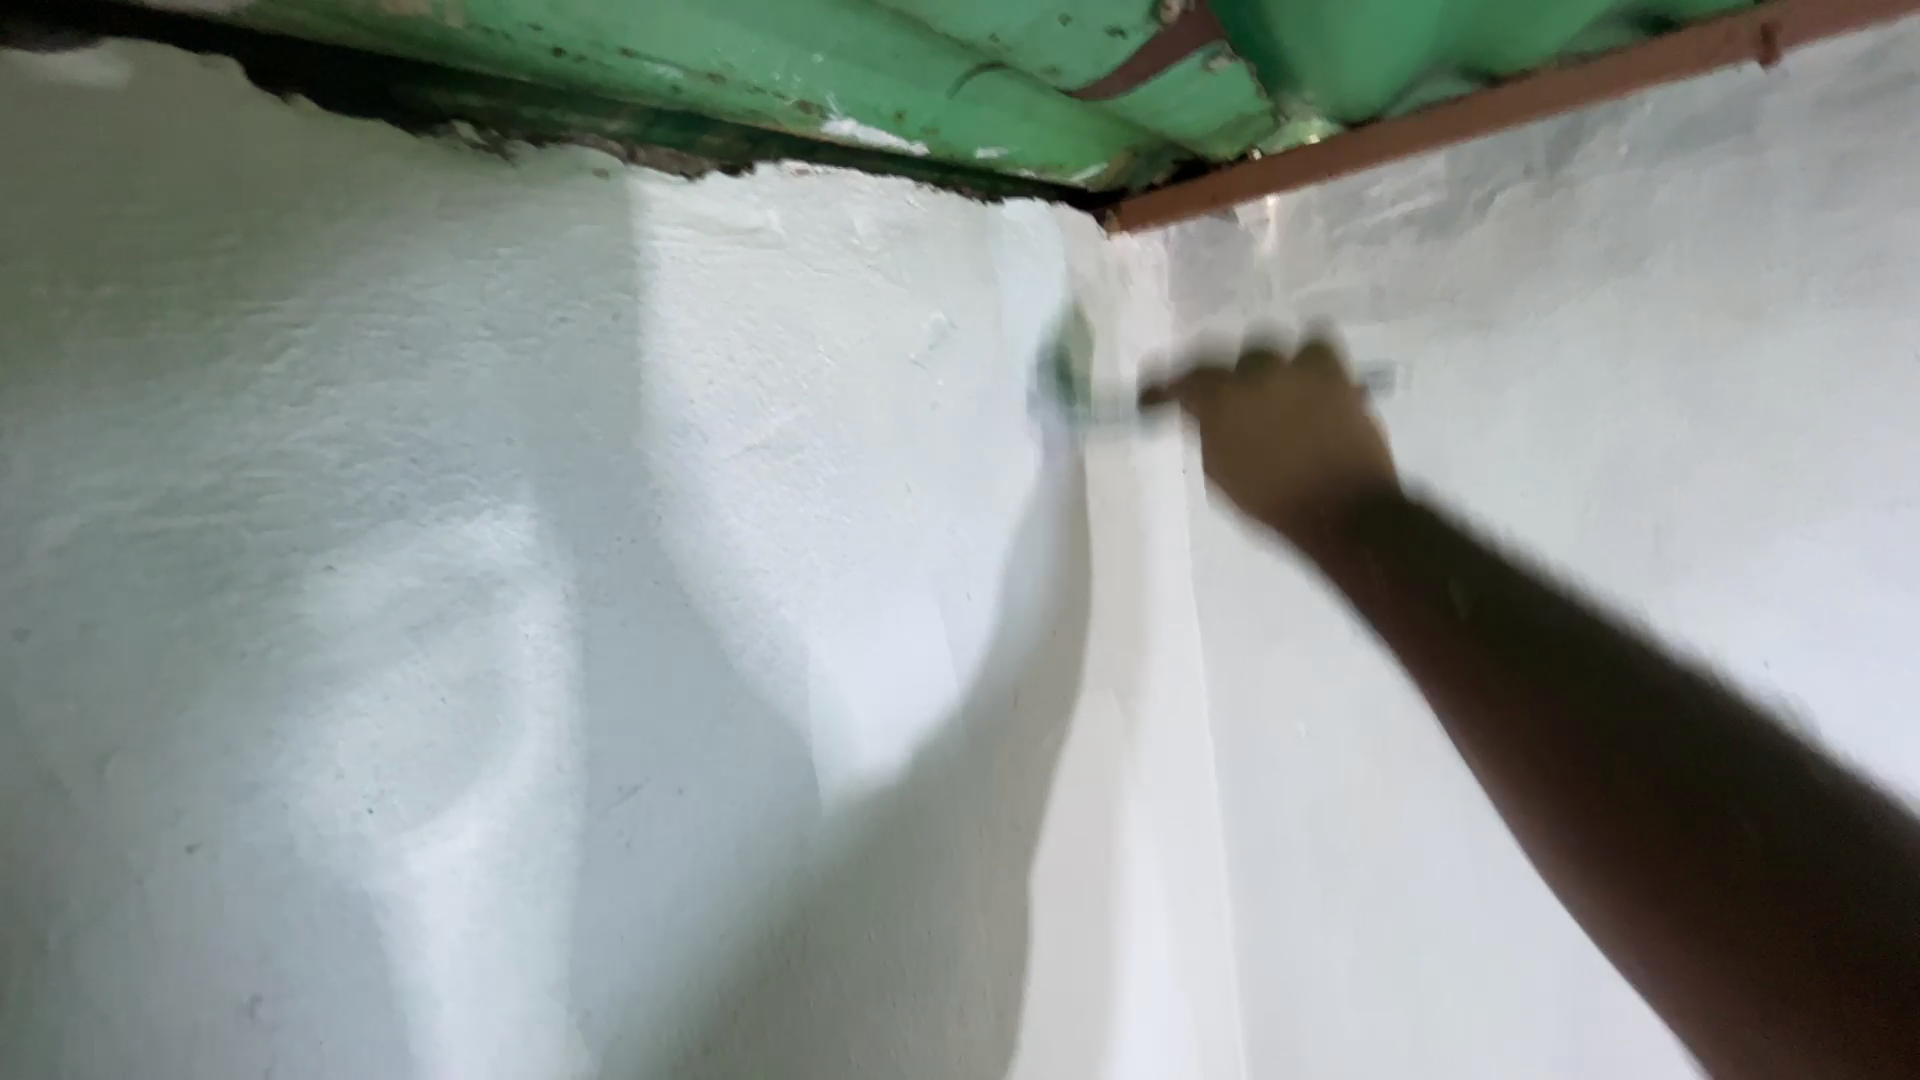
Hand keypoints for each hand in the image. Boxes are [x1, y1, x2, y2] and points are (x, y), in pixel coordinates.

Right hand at [1143, 337, 1397, 542]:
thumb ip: (1207, 433)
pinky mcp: (1335, 372)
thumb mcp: (1220, 472)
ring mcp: (1296, 369)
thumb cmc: (1271, 502)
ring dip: (1260, 371)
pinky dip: (1306, 362)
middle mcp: (1252, 374)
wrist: (1340, 509)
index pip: (1179, 382)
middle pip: (1222, 361)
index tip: (1151, 396)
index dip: (1162, 389)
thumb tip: (1200, 415)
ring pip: (1266, 350)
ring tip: (1267, 392)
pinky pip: (1315, 346)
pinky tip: (1305, 382)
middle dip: (1216, 381)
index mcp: (1217, 401)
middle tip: (1220, 402)